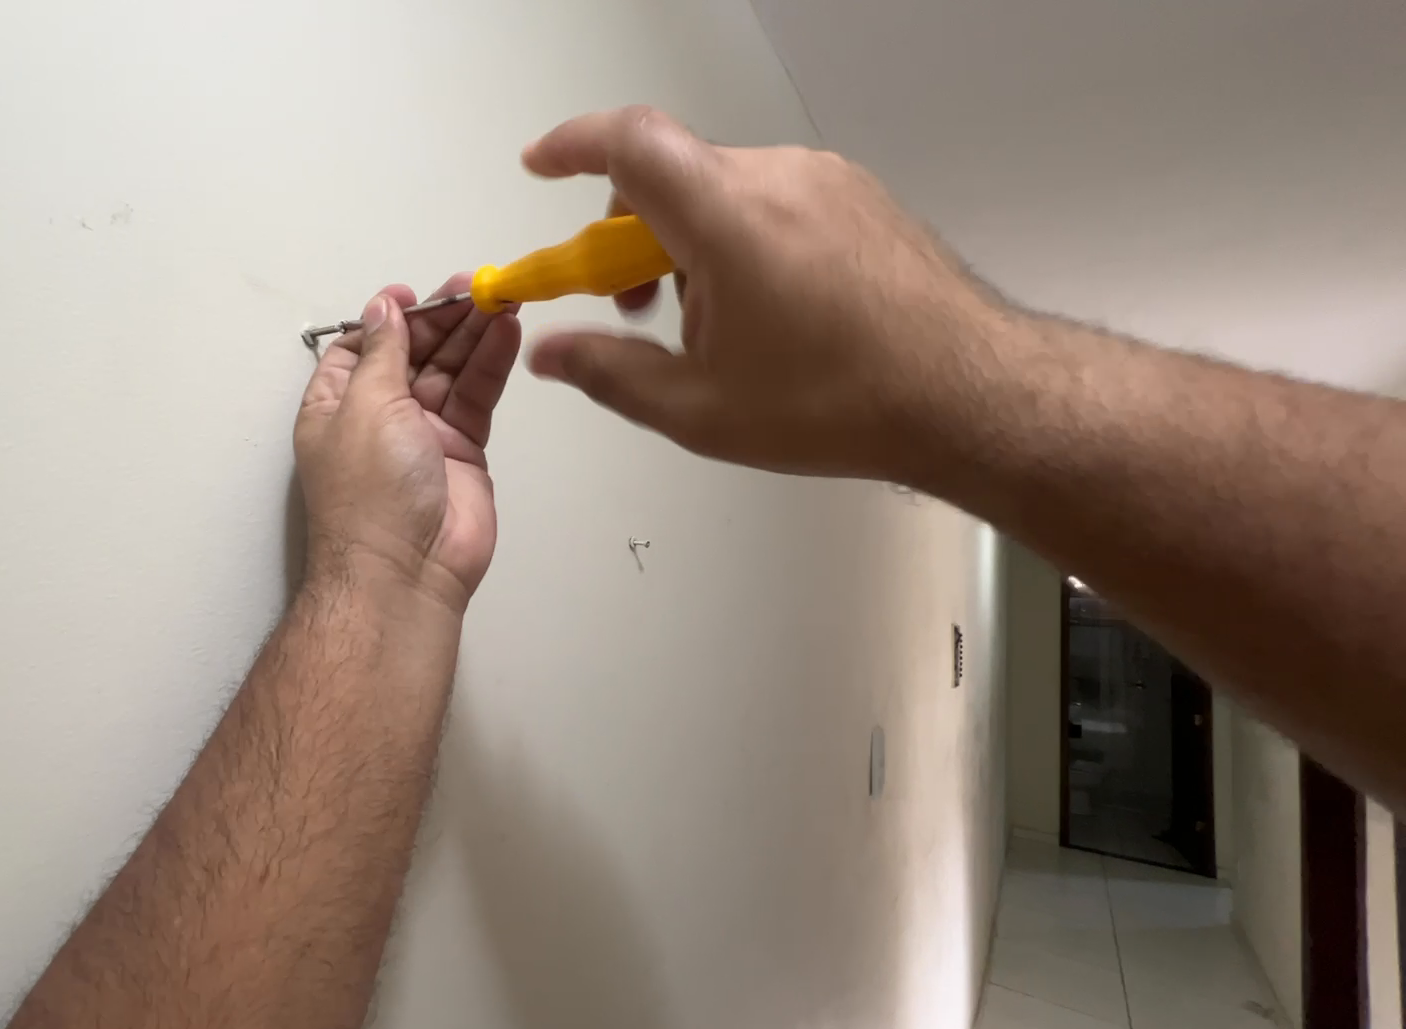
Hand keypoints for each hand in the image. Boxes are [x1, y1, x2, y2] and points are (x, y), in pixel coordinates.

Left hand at [294, 275, 521, 612]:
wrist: (408, 570)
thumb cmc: (370, 494)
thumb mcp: (365, 405)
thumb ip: (381, 352)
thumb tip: (382, 309)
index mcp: (337, 406)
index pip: (361, 348)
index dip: (387, 318)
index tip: (412, 295)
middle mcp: (379, 417)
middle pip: (413, 353)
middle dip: (443, 319)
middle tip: (478, 286)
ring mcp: (423, 434)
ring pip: (450, 371)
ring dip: (474, 334)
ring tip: (503, 298)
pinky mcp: (462, 449)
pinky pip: (476, 398)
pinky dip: (491, 366)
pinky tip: (507, 333)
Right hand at [521, 106, 1008, 480]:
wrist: (966, 395)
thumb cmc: (831, 405)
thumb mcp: (695, 407)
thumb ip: (608, 372)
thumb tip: (548, 352)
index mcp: (730, 219)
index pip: (631, 145)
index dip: (573, 145)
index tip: (539, 165)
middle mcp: (778, 177)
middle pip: (669, 174)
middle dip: (627, 237)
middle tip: (632, 310)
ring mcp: (825, 181)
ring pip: (717, 190)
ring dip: (681, 245)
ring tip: (704, 328)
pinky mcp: (855, 198)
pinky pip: (766, 200)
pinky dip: (730, 241)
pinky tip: (755, 311)